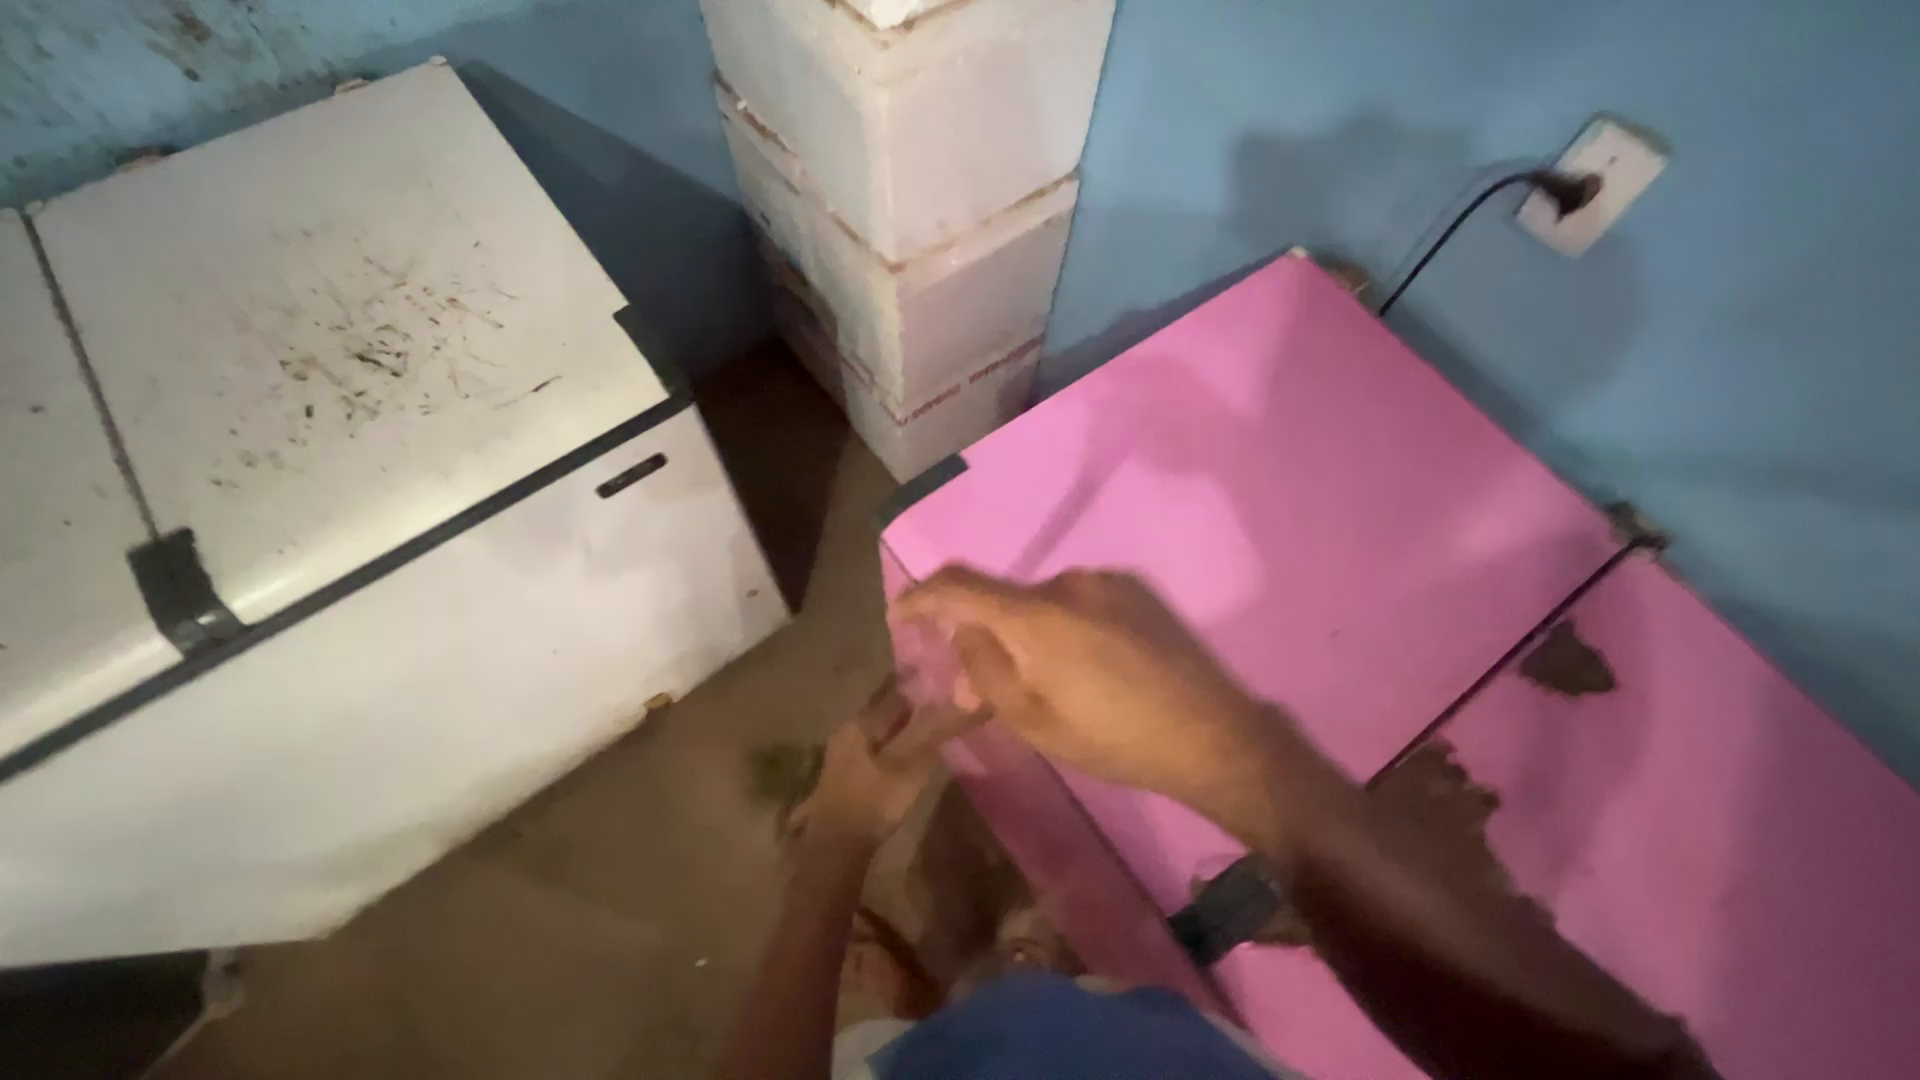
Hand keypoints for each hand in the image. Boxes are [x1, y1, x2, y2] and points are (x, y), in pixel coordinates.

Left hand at [791, 681, 941, 849]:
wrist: (836, 850)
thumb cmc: (872, 802)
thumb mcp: (907, 767)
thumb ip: (931, 734)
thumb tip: (961, 704)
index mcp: (859, 724)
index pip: (897, 697)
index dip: (925, 696)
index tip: (950, 697)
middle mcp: (848, 732)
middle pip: (888, 715)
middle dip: (915, 714)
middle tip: (946, 716)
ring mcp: (844, 755)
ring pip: (882, 735)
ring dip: (905, 734)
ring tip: (934, 737)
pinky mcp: (848, 776)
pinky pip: (878, 752)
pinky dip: (896, 751)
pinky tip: (911, 760)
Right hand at [891, 566, 1273, 811]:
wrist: (1211, 734)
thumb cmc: (1115, 739)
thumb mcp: (1035, 722)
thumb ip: (986, 671)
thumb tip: (960, 636)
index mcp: (1037, 617)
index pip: (960, 586)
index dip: (922, 596)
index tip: (900, 613)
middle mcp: (1067, 583)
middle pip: (1003, 601)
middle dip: (982, 637)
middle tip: (979, 689)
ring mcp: (1105, 582)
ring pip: (1040, 604)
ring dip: (1026, 636)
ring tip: (1045, 684)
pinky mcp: (1134, 591)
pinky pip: (1075, 602)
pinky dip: (1060, 628)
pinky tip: (1085, 669)